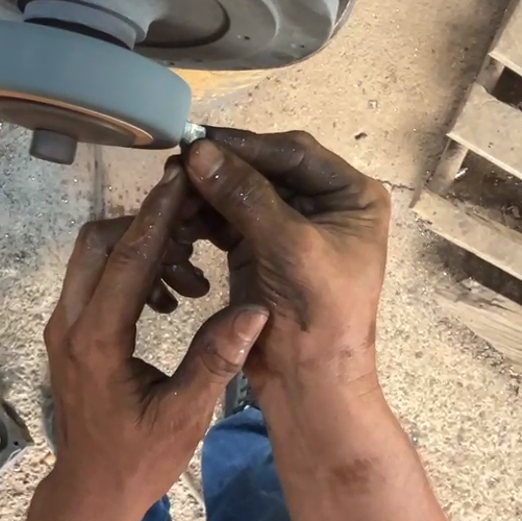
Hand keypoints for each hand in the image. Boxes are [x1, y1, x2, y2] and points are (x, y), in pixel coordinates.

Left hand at [38, 164, 269, 520]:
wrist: (90, 491)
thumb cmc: (137, 461)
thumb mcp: (184, 416)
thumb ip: (215, 359)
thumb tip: (255, 310)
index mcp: (95, 341)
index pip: (125, 259)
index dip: (158, 217)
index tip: (185, 181)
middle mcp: (69, 324)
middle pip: (98, 243)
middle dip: (148, 227)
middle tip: (198, 233)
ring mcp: (64, 327)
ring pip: (95, 258)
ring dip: (143, 252)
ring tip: (193, 280)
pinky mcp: (70, 333)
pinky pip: (96, 281)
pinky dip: (133, 274)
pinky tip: (171, 299)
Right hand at [180, 129, 391, 397]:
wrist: (308, 380)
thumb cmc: (318, 312)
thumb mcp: (288, 246)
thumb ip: (246, 196)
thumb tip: (199, 152)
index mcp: (349, 196)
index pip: (293, 154)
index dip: (247, 145)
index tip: (200, 140)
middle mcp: (320, 205)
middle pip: (263, 171)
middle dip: (221, 170)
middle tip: (177, 165)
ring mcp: (285, 228)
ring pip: (239, 195)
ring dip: (207, 194)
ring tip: (172, 191)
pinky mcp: (256, 250)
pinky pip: (226, 222)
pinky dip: (202, 219)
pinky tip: (179, 218)